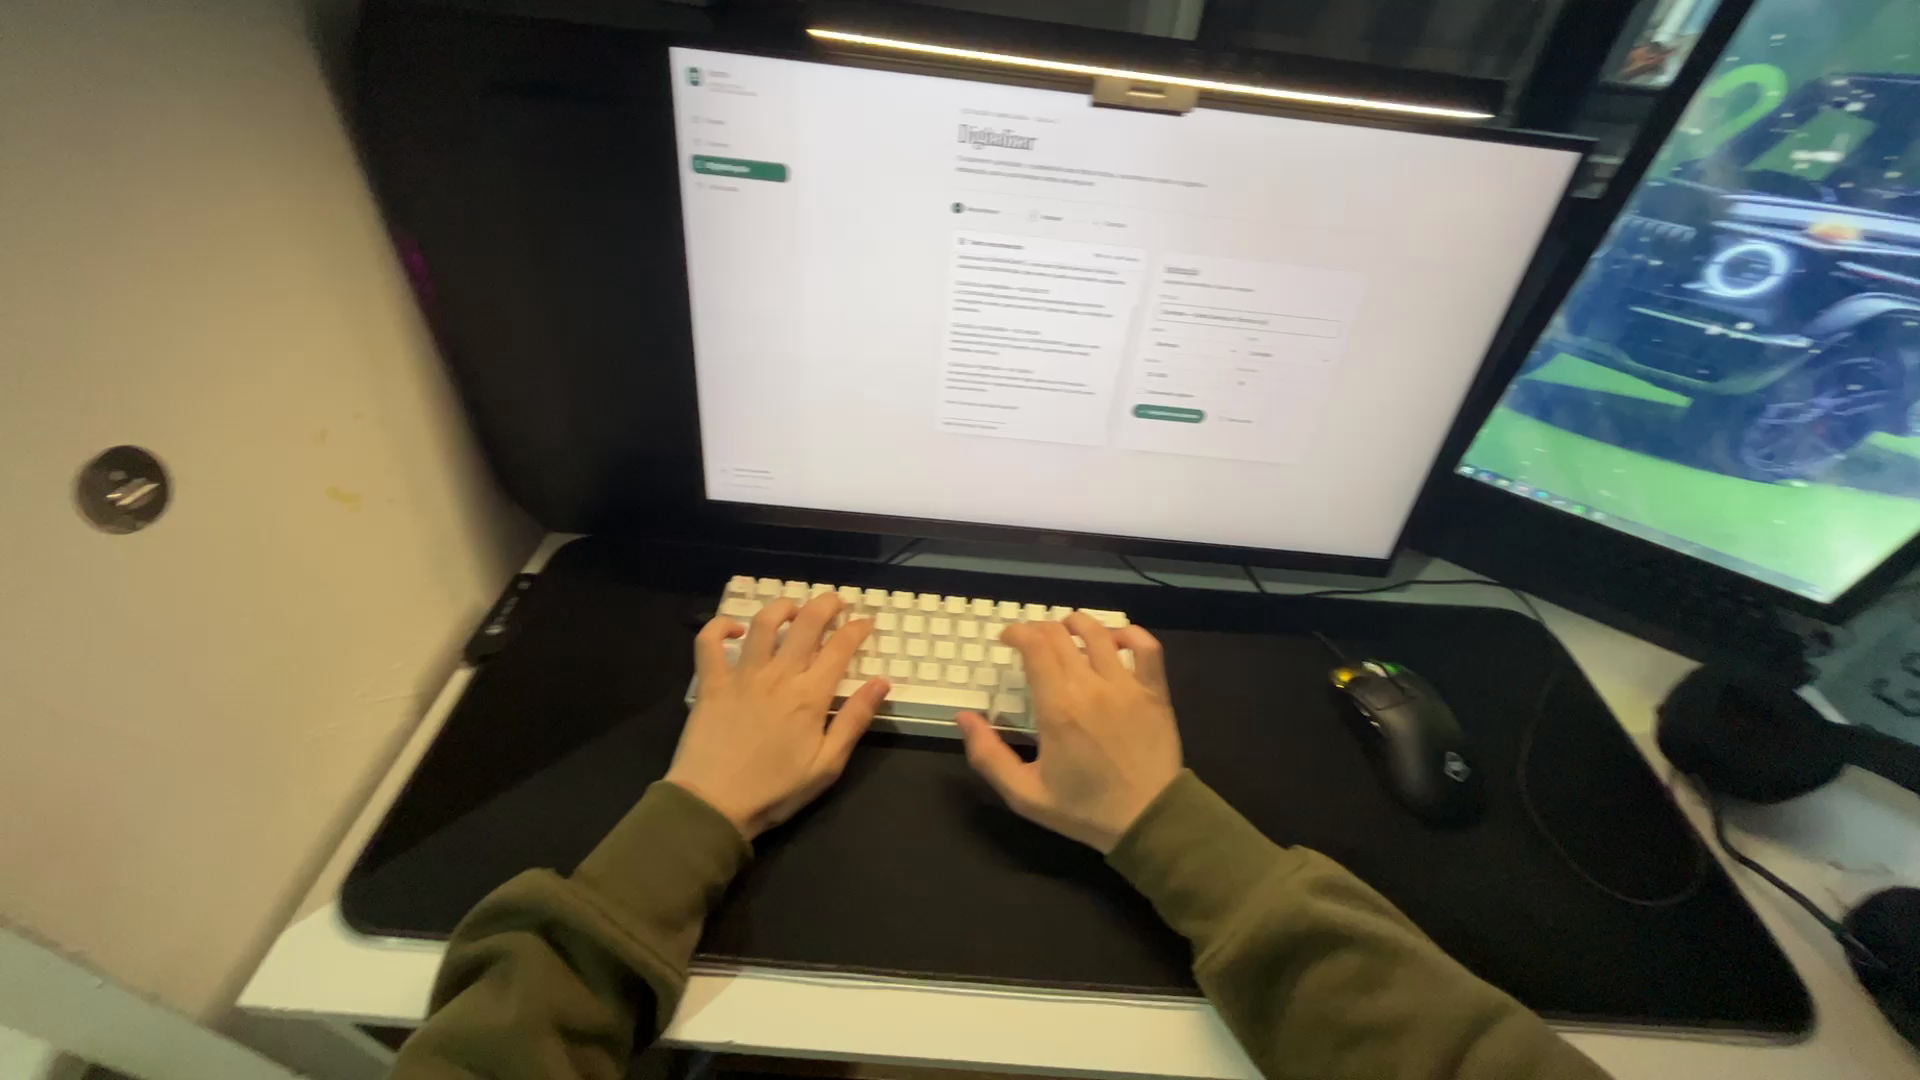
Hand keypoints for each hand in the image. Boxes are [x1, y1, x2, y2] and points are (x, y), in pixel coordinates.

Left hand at [667, 593, 886, 840]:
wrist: (713, 806)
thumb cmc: (775, 791)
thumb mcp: (827, 764)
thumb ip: (855, 720)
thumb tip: (882, 683)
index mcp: (810, 695)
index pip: (840, 647)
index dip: (857, 629)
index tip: (867, 622)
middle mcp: (779, 675)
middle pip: (807, 623)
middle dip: (827, 604)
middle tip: (836, 602)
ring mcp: (742, 675)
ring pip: (764, 623)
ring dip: (783, 607)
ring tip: (794, 608)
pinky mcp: (711, 682)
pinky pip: (709, 642)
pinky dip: (720, 626)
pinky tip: (735, 628)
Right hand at [954, 614, 1180, 852]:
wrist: (1149, 821)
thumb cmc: (1084, 809)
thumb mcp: (1025, 794)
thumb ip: (988, 755)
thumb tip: (963, 717)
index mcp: (1057, 707)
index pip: (1034, 645)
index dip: (1017, 632)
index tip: (1007, 639)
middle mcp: (1091, 686)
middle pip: (1060, 634)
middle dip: (1039, 629)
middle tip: (1030, 641)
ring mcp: (1127, 685)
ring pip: (1099, 632)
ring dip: (1076, 623)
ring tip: (1065, 631)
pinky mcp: (1154, 691)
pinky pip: (1145, 646)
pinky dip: (1129, 634)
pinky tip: (1115, 640)